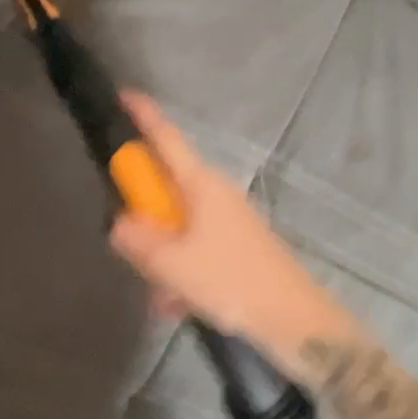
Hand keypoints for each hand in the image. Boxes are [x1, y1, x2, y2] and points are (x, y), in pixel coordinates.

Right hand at [109, 91, 335, 358]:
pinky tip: (177, 306)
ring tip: (162, 295)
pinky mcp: (235, 249)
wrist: (298, 324)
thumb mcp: (172, 263)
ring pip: (175, 227)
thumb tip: (118, 224)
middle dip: (143, 219)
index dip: (144, 116)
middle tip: (133, 250)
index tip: (121, 94)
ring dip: (160, 257)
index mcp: (201, 185)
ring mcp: (227, 222)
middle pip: (163, 189)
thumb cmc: (233, 282)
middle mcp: (214, 195)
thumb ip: (137, 240)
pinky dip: (179, 274)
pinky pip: (192, 250)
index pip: (166, 138)